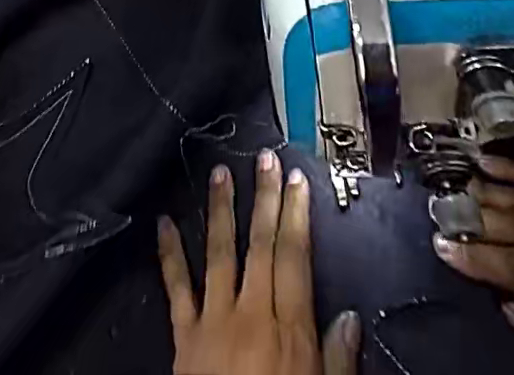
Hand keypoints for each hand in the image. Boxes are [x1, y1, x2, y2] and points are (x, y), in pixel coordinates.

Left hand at [158, 149, 360, 374]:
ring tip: (220, 173)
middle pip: (262, 246)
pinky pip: (176, 291)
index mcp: (288, 330)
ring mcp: (214, 324)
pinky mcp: (184, 340)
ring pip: (220, 254)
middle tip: (265, 159)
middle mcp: (251, 315)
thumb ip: (338, 361)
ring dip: (221, 211)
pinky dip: (169, 256)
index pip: (295, 257)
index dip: (297, 214)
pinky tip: (164, 224)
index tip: (297, 180)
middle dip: (265, 199)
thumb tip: (349, 316)